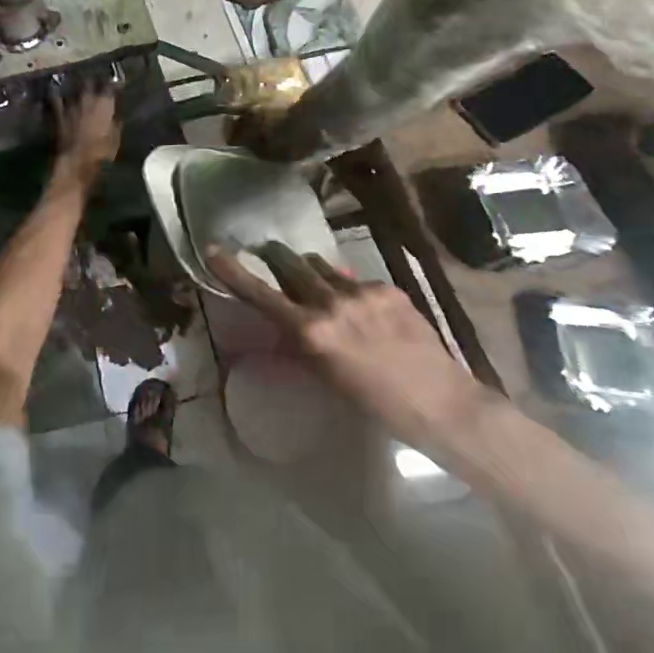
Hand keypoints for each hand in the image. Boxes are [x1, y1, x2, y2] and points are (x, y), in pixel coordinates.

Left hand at [53, 81, 119, 186]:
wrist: (76, 161)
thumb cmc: (102, 152)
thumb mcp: (115, 137)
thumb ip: (115, 121)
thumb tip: (114, 113)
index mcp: (105, 103)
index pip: (110, 86)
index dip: (113, 84)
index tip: (115, 83)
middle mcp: (87, 98)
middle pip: (90, 82)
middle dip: (93, 80)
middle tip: (95, 81)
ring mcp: (71, 104)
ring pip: (73, 87)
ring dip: (75, 85)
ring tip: (77, 83)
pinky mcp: (58, 113)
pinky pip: (56, 99)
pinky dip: (57, 94)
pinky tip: (57, 92)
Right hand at [206, 243, 486, 448]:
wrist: (438, 400)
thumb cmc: (375, 403)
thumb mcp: (326, 375)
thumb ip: (304, 341)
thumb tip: (289, 320)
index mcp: (311, 332)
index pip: (261, 294)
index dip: (233, 271)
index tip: (214, 249)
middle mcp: (331, 303)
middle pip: (292, 263)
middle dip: (277, 257)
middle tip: (270, 253)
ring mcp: (362, 291)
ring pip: (324, 266)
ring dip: (315, 272)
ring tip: (324, 289)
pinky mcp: (387, 287)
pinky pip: (356, 279)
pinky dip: (351, 289)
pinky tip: (367, 311)